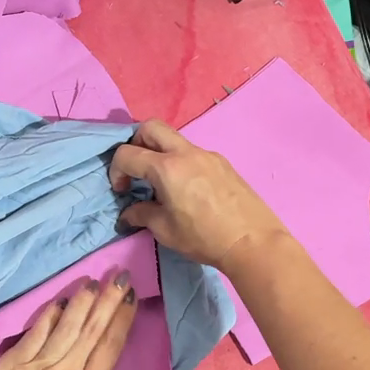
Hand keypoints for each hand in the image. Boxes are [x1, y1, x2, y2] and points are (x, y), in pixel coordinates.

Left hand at [0, 274, 137, 369]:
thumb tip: (98, 357)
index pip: (110, 345)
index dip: (122, 319)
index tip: (130, 297)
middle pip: (92, 328)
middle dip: (107, 300)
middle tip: (118, 276)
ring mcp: (39, 363)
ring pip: (66, 324)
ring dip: (81, 301)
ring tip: (91, 282)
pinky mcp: (14, 359)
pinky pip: (36, 331)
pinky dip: (50, 315)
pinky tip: (60, 302)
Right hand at [107, 120, 288, 271]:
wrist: (252, 242)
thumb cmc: (204, 238)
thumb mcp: (165, 230)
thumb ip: (142, 215)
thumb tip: (129, 213)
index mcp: (167, 168)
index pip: (127, 154)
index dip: (116, 171)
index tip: (122, 191)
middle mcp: (186, 153)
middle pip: (150, 127)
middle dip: (135, 144)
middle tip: (137, 171)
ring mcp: (207, 154)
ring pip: (174, 139)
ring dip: (159, 153)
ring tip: (162, 184)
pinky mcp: (222, 163)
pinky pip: (192, 153)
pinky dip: (180, 163)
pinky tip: (187, 190)